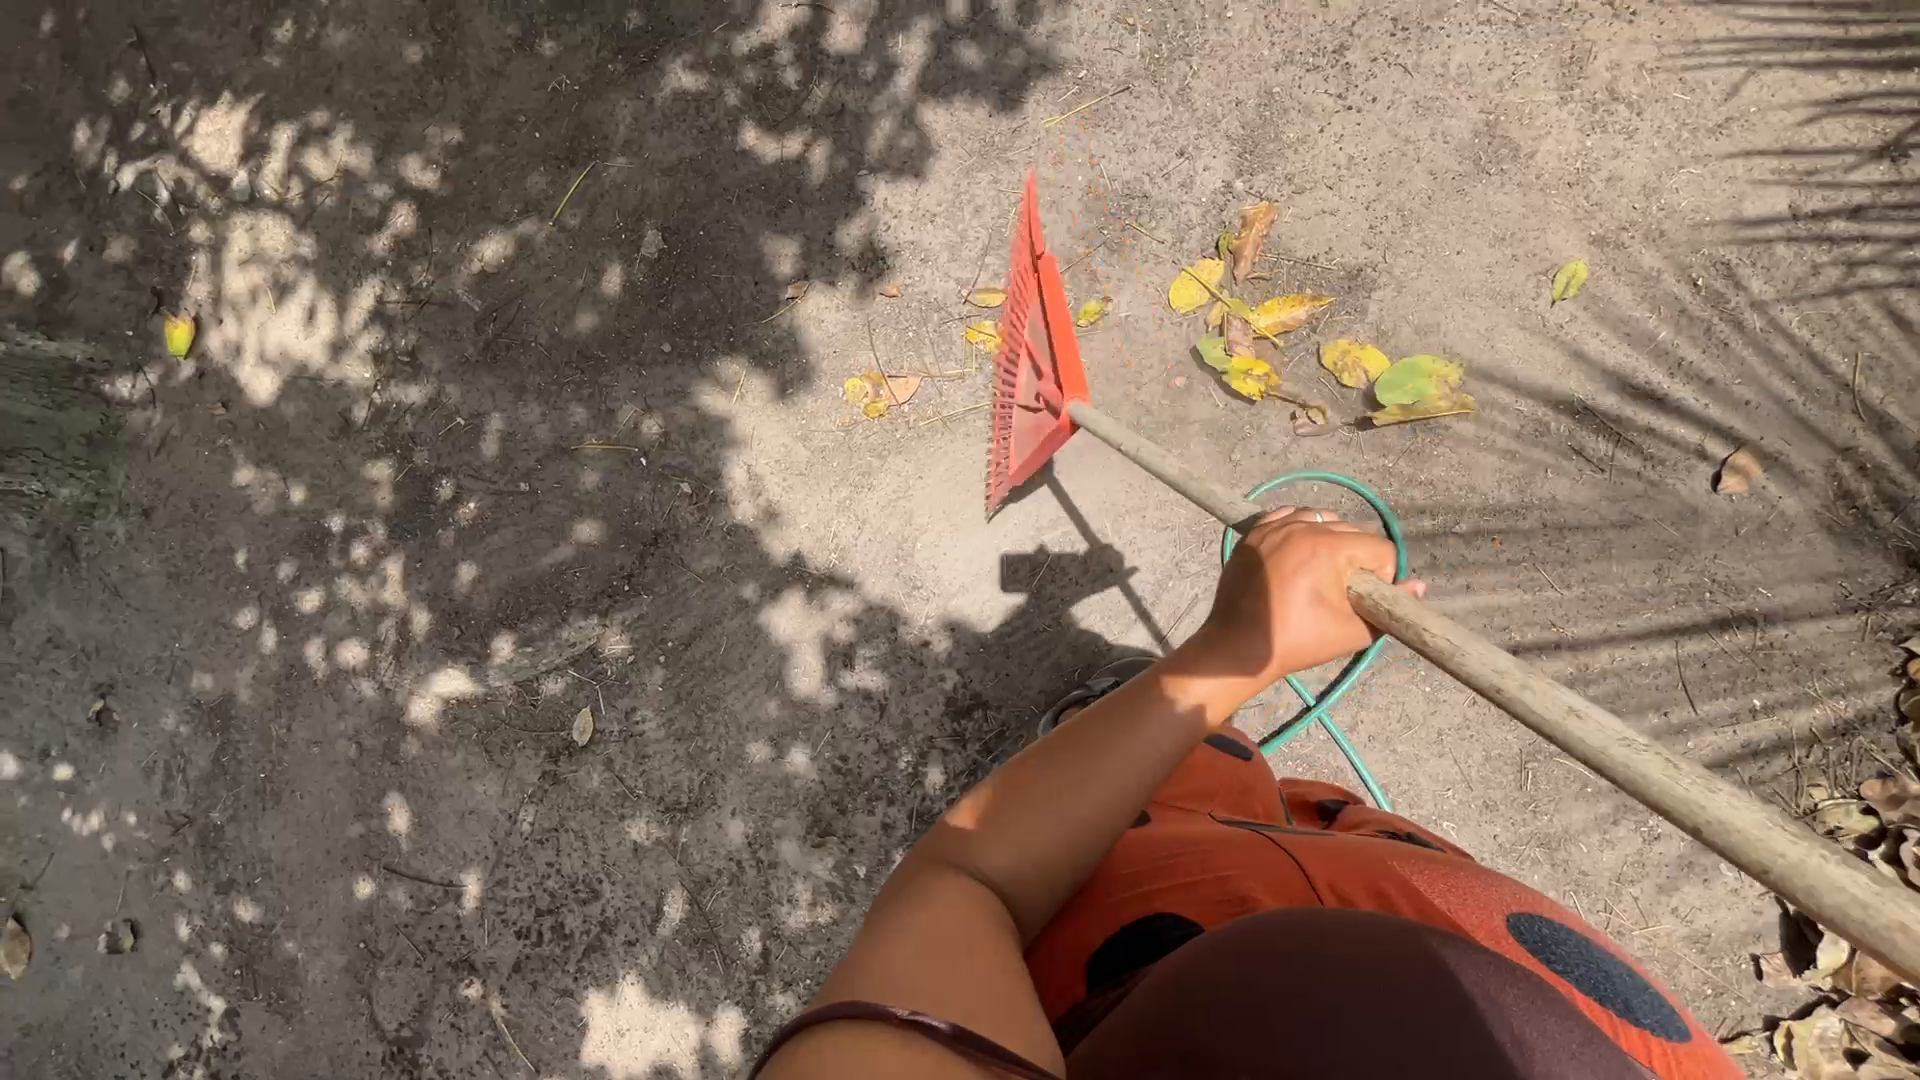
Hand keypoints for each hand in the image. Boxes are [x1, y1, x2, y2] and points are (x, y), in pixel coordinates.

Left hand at [1188, 507, 1426, 683]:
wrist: (1238, 646)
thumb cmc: (1296, 641)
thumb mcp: (1352, 631)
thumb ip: (1389, 607)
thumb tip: (1419, 586)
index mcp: (1327, 548)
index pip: (1379, 547)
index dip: (1381, 575)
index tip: (1362, 598)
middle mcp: (1301, 528)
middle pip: (1350, 531)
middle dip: (1355, 558)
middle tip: (1340, 590)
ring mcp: (1273, 528)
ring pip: (1319, 518)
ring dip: (1328, 539)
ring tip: (1320, 572)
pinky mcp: (1253, 534)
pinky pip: (1286, 517)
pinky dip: (1298, 529)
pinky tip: (1298, 554)